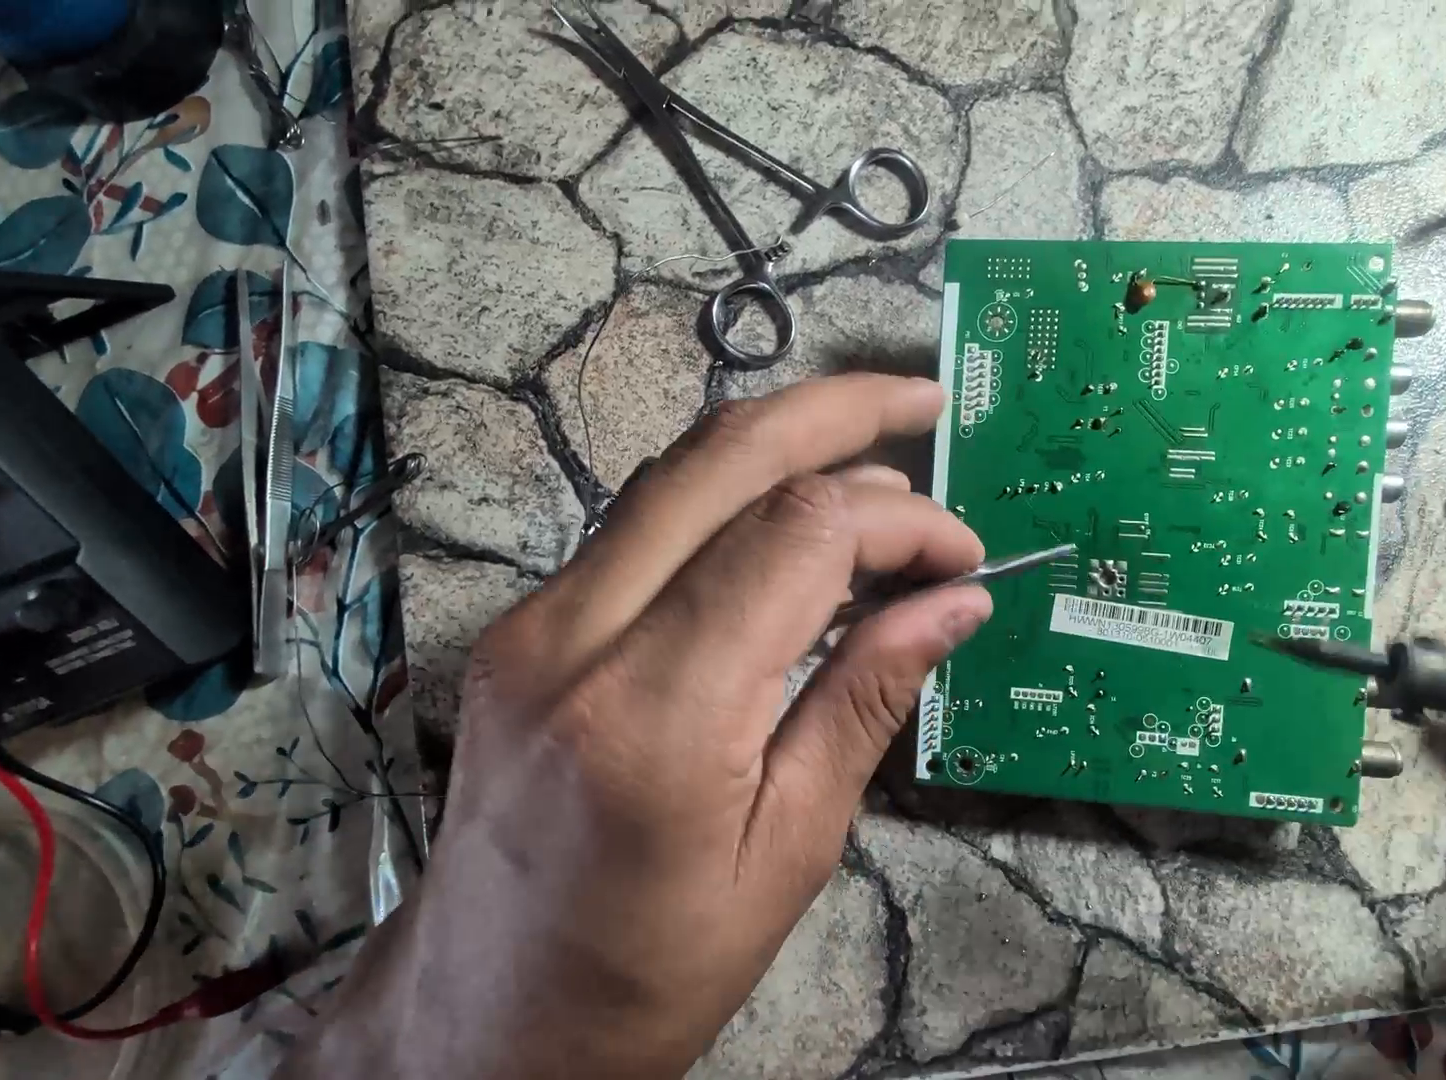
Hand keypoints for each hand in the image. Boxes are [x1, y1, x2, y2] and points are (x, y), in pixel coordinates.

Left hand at [281, 375, 988, 1078]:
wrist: (484, 1016)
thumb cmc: (650, 967)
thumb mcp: (790, 849)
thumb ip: (866, 698)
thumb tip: (954, 600)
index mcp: (656, 711)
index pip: (798, 535)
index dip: (898, 521)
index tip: (961, 556)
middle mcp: (577, 633)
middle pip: (724, 455)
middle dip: (838, 410)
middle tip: (922, 402)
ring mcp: (537, 617)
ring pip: (677, 471)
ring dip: (786, 444)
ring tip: (877, 465)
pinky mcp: (528, 621)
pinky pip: (647, 520)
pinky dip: (736, 497)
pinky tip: (794, 523)